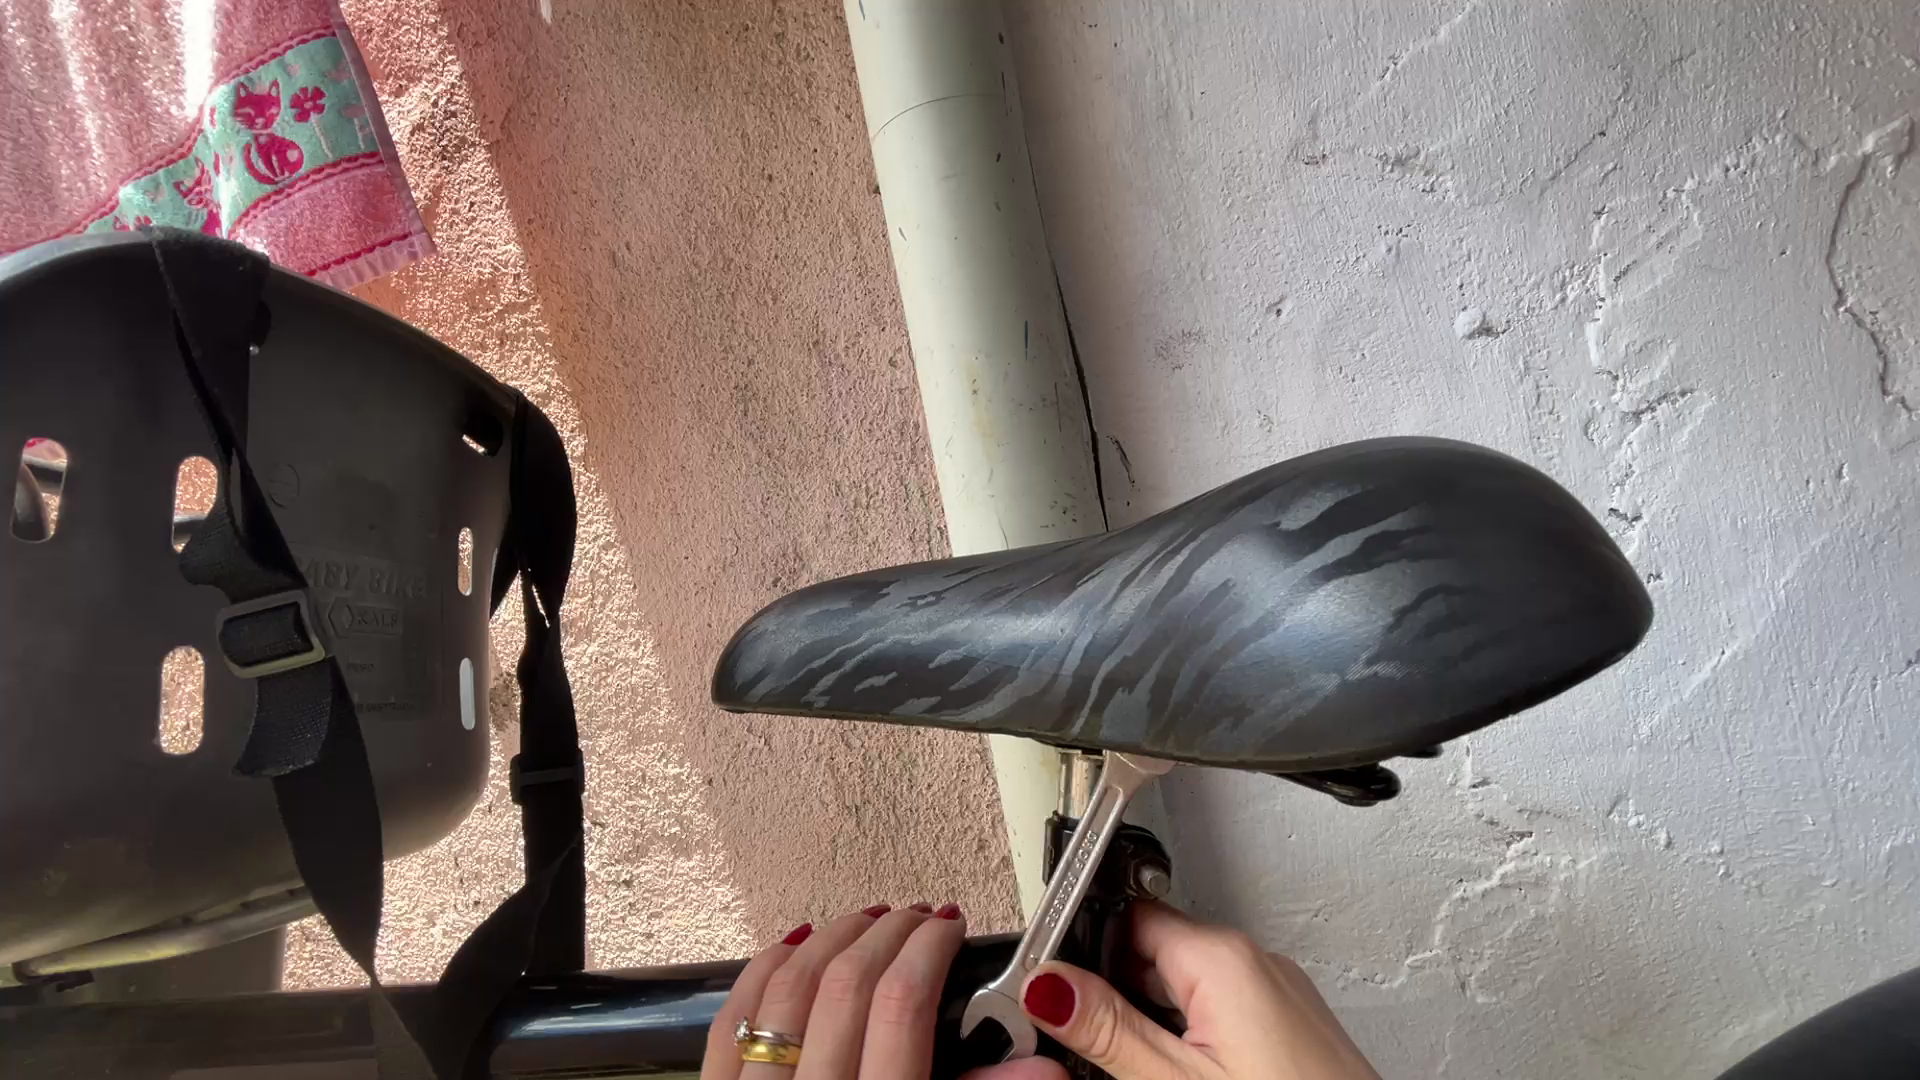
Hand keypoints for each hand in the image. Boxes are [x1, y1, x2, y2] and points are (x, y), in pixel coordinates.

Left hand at [703, 902, 967, 1079]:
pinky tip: (799, 940)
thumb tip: (1043, 1065)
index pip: (902, 1003)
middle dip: (892, 931)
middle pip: (848, 982)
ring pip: (790, 984)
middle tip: (921, 916)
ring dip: (836, 935)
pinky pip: (732, 1018)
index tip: (950, 924)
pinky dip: (766, 967)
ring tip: (872, 918)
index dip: (931, 948)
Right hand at [965, 901, 1381, 1079]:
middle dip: (1117, 990)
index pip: (1125, 916)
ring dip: (1155, 1015)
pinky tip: (1189, 1074)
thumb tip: (1046, 982)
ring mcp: (1280, 993)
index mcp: (1222, 957)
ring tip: (1145, 1068)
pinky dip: (1195, 1031)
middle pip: (1154, 948)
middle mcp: (1255, 960)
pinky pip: (1225, 1005)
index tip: (1058, 990)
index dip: (1084, 949)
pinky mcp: (1295, 1026)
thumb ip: (1107, 1028)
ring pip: (1188, 981)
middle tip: (1096, 1048)